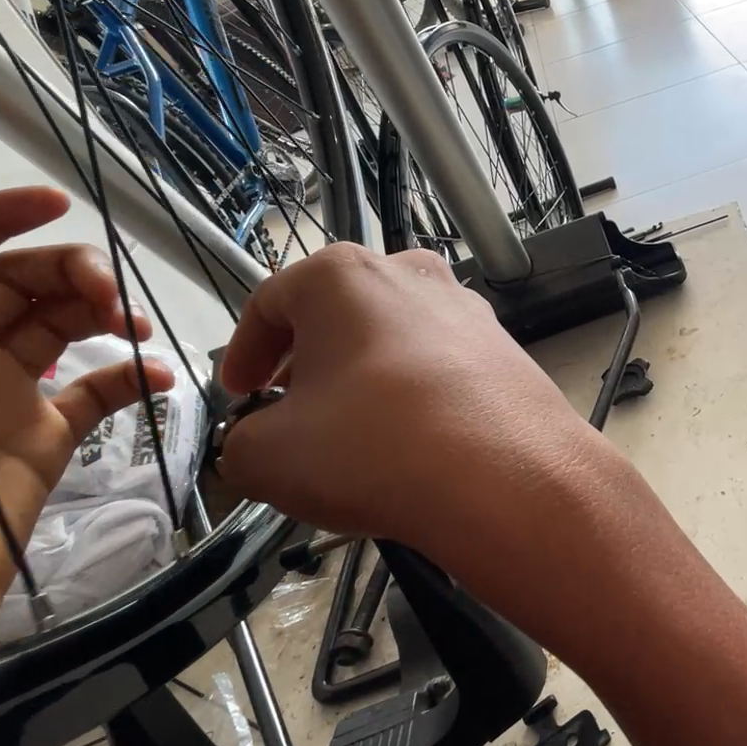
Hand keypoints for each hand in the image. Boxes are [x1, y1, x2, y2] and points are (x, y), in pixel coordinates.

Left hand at [0, 175, 172, 707]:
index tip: (54, 202)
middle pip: (20, 283)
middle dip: (70, 272)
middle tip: (106, 296)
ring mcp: (1, 395)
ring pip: (67, 327)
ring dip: (107, 314)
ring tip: (132, 328)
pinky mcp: (45, 437)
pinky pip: (102, 391)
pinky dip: (134, 377)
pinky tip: (157, 377)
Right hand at [217, 244, 624, 589]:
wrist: (508, 472)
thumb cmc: (373, 445)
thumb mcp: (267, 455)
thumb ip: (241, 440)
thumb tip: (259, 439)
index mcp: (342, 275)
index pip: (269, 302)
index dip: (243, 352)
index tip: (238, 393)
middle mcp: (410, 273)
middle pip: (338, 314)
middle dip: (307, 362)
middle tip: (291, 413)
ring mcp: (466, 307)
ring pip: (393, 335)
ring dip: (364, 375)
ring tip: (354, 433)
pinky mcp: (504, 345)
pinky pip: (441, 361)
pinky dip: (416, 390)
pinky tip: (413, 438)